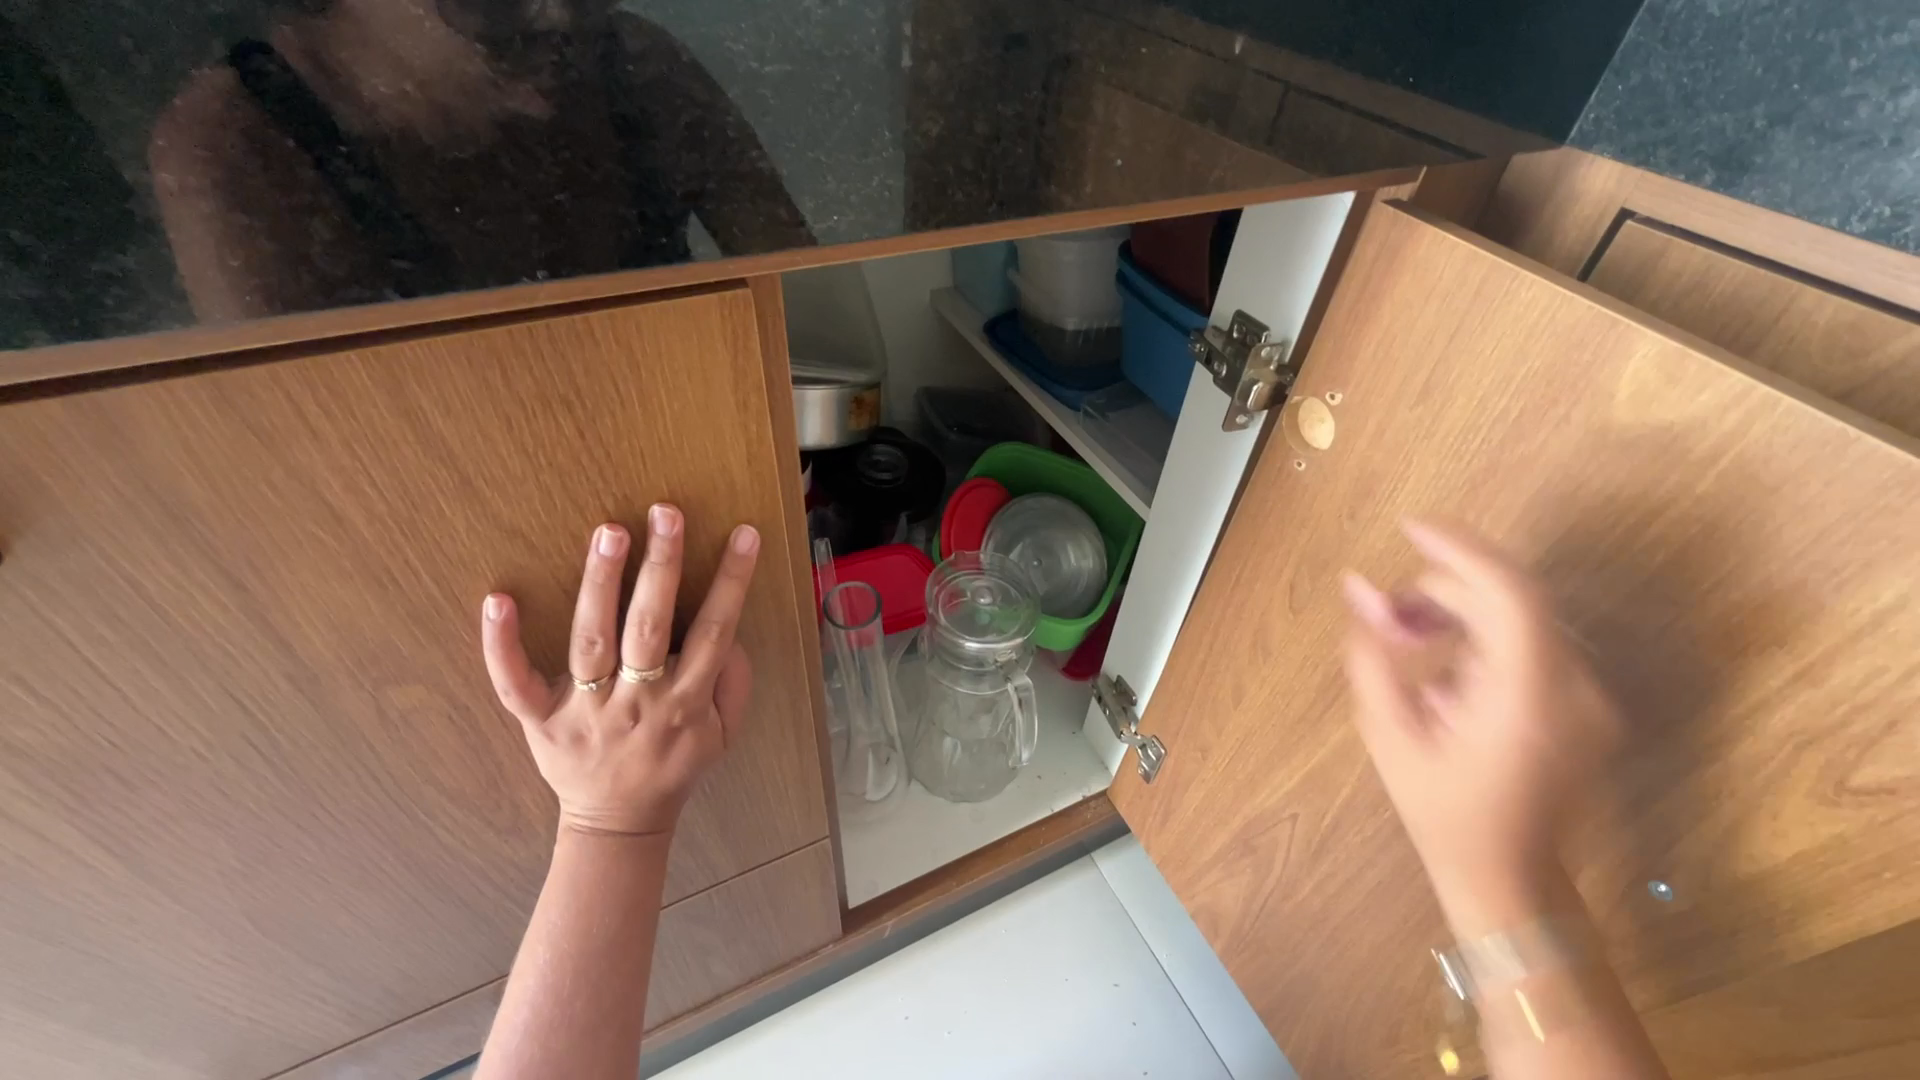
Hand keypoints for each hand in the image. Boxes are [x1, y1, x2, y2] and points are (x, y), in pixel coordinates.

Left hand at [481, 505, 759, 836]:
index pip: (714, 632)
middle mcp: (636, 703)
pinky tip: (498, 600)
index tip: (743, 535)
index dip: (732, 582)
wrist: (619, 822)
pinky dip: (502, 645)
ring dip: (600, 585)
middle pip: (649, 629)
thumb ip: (733, 682)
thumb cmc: (677, 766)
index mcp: (686, 704)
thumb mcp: (726, 733)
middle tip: (665, 514)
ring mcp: (583, 711)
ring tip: (609, 532)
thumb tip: (728, 633)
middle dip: (661, 568)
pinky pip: (514, 682)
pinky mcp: (538, 720)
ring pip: (590, 642)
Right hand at [1341, 521, 1620, 928]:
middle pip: (1510, 600)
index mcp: (1526, 700)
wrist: (1508, 876)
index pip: (1510, 595)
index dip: (1460, 550)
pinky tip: (1444, 673)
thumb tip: (1360, 586)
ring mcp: (1586, 696)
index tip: (1409, 527)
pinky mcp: (1582, 701)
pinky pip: (1526, 642)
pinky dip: (1478, 637)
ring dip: (1458, 612)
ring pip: (1518, 617)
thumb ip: (1373, 653)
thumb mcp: (1388, 733)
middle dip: (1441, 590)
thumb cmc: (1441, 810)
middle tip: (1387, 617)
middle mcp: (1572, 690)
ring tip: (1408, 643)